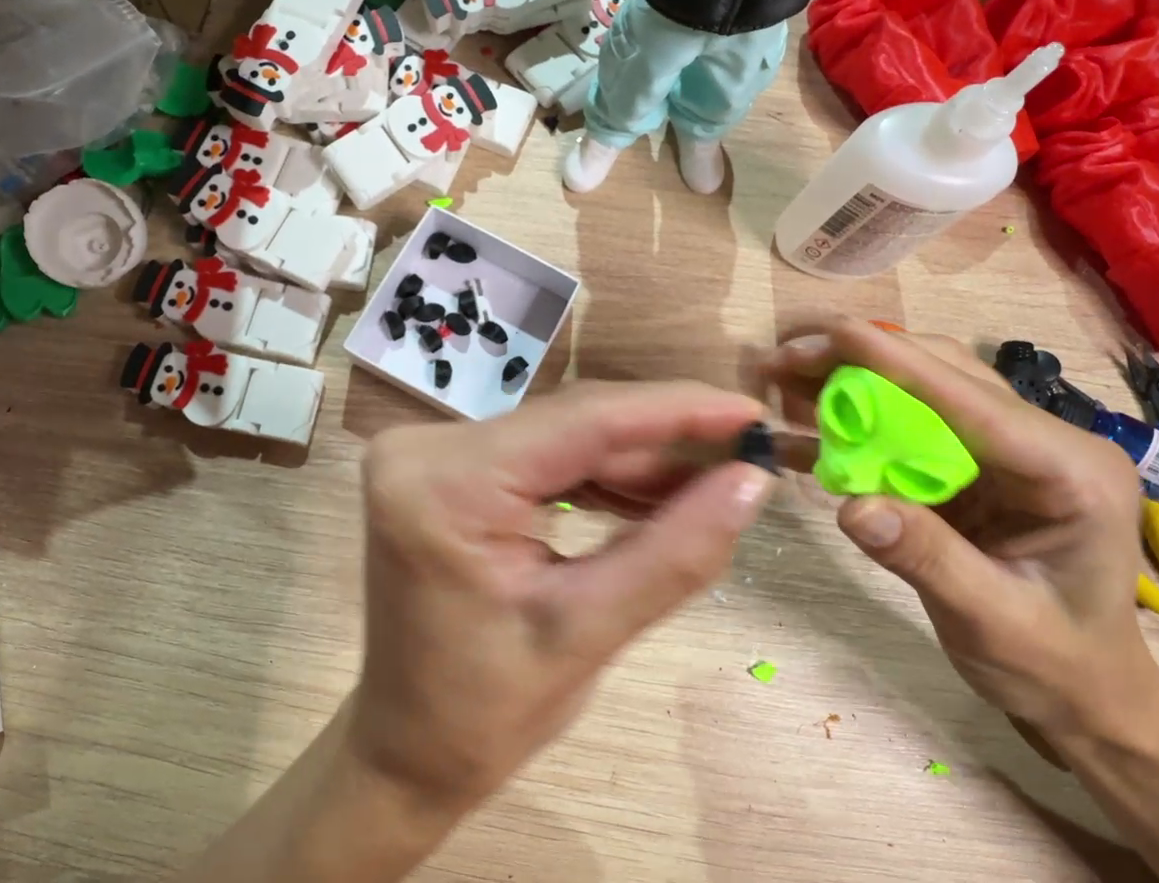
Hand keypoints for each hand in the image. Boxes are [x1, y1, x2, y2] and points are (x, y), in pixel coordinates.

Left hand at [350, 381, 773, 810]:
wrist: (406, 748)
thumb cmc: (484, 713)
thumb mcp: (587, 633)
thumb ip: (675, 552)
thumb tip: (752, 482)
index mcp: (445, 483)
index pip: (581, 420)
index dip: (676, 410)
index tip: (753, 413)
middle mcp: (426, 448)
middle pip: (572, 425)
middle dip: (664, 440)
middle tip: (748, 454)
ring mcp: (432, 456)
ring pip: (563, 438)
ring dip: (638, 461)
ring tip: (718, 481)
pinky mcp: (447, 472)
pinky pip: (542, 459)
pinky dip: (600, 478)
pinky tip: (659, 496)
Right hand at [764, 316, 1158, 743]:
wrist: (1080, 695)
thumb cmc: (1052, 665)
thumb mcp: (992, 619)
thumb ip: (926, 557)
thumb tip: (852, 506)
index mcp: (1068, 469)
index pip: (972, 400)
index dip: (896, 361)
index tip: (829, 331)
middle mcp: (1039, 442)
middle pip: (939, 376)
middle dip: (857, 357)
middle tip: (780, 353)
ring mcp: (1001, 453)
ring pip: (915, 393)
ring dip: (844, 382)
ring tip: (776, 375)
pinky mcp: (966, 469)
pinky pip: (900, 433)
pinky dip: (847, 429)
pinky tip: (792, 432)